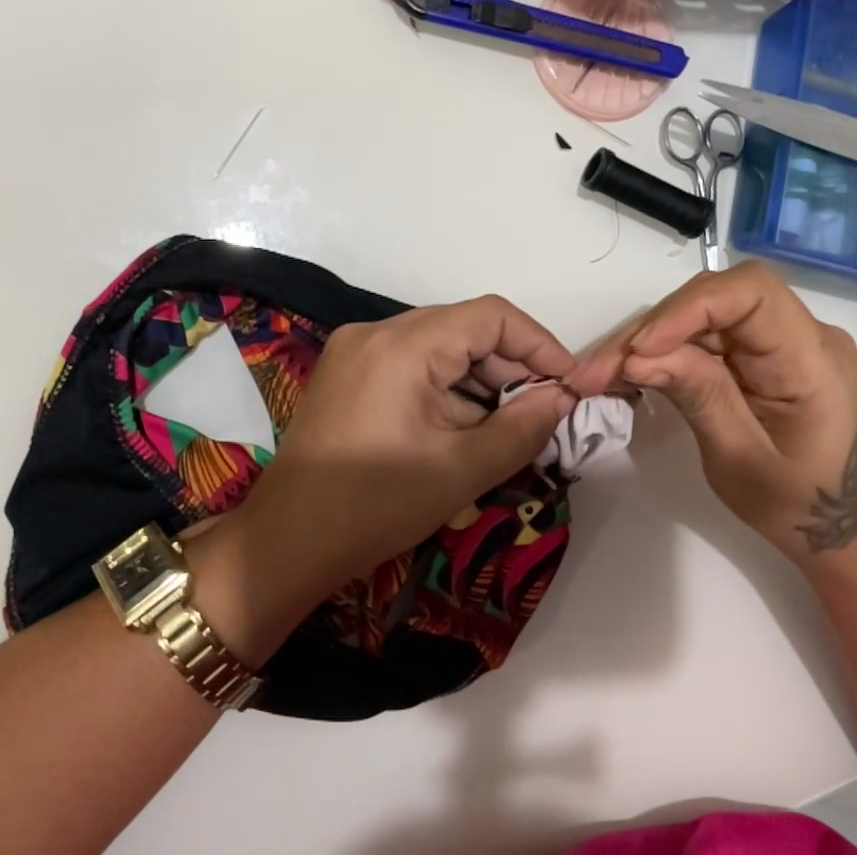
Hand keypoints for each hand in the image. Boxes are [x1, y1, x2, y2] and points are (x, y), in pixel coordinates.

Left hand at [218, 295, 578, 607]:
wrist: (288, 541)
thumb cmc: (377, 505)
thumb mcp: (463, 469)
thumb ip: (523, 427)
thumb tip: (563, 398)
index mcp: (403, 345)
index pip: (490, 316)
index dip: (538, 345)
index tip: (569, 386)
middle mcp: (375, 332)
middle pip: (463, 330)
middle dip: (509, 370)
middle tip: (541, 416)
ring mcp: (354, 353)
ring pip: (437, 350)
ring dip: (477, 385)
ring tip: (505, 432)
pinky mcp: (345, 377)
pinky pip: (410, 367)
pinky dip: (444, 392)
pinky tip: (461, 434)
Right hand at [570, 263, 856, 560]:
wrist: (836, 527)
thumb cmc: (794, 504)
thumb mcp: (739, 460)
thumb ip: (698, 396)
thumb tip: (637, 356)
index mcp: (812, 361)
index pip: (752, 294)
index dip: (689, 308)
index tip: (639, 349)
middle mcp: (805, 334)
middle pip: (719, 298)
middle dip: (655, 327)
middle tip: (600, 370)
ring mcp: (785, 340)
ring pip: (705, 313)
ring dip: (652, 339)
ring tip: (604, 374)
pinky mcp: (764, 352)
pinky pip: (711, 334)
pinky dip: (668, 349)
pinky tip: (633, 371)